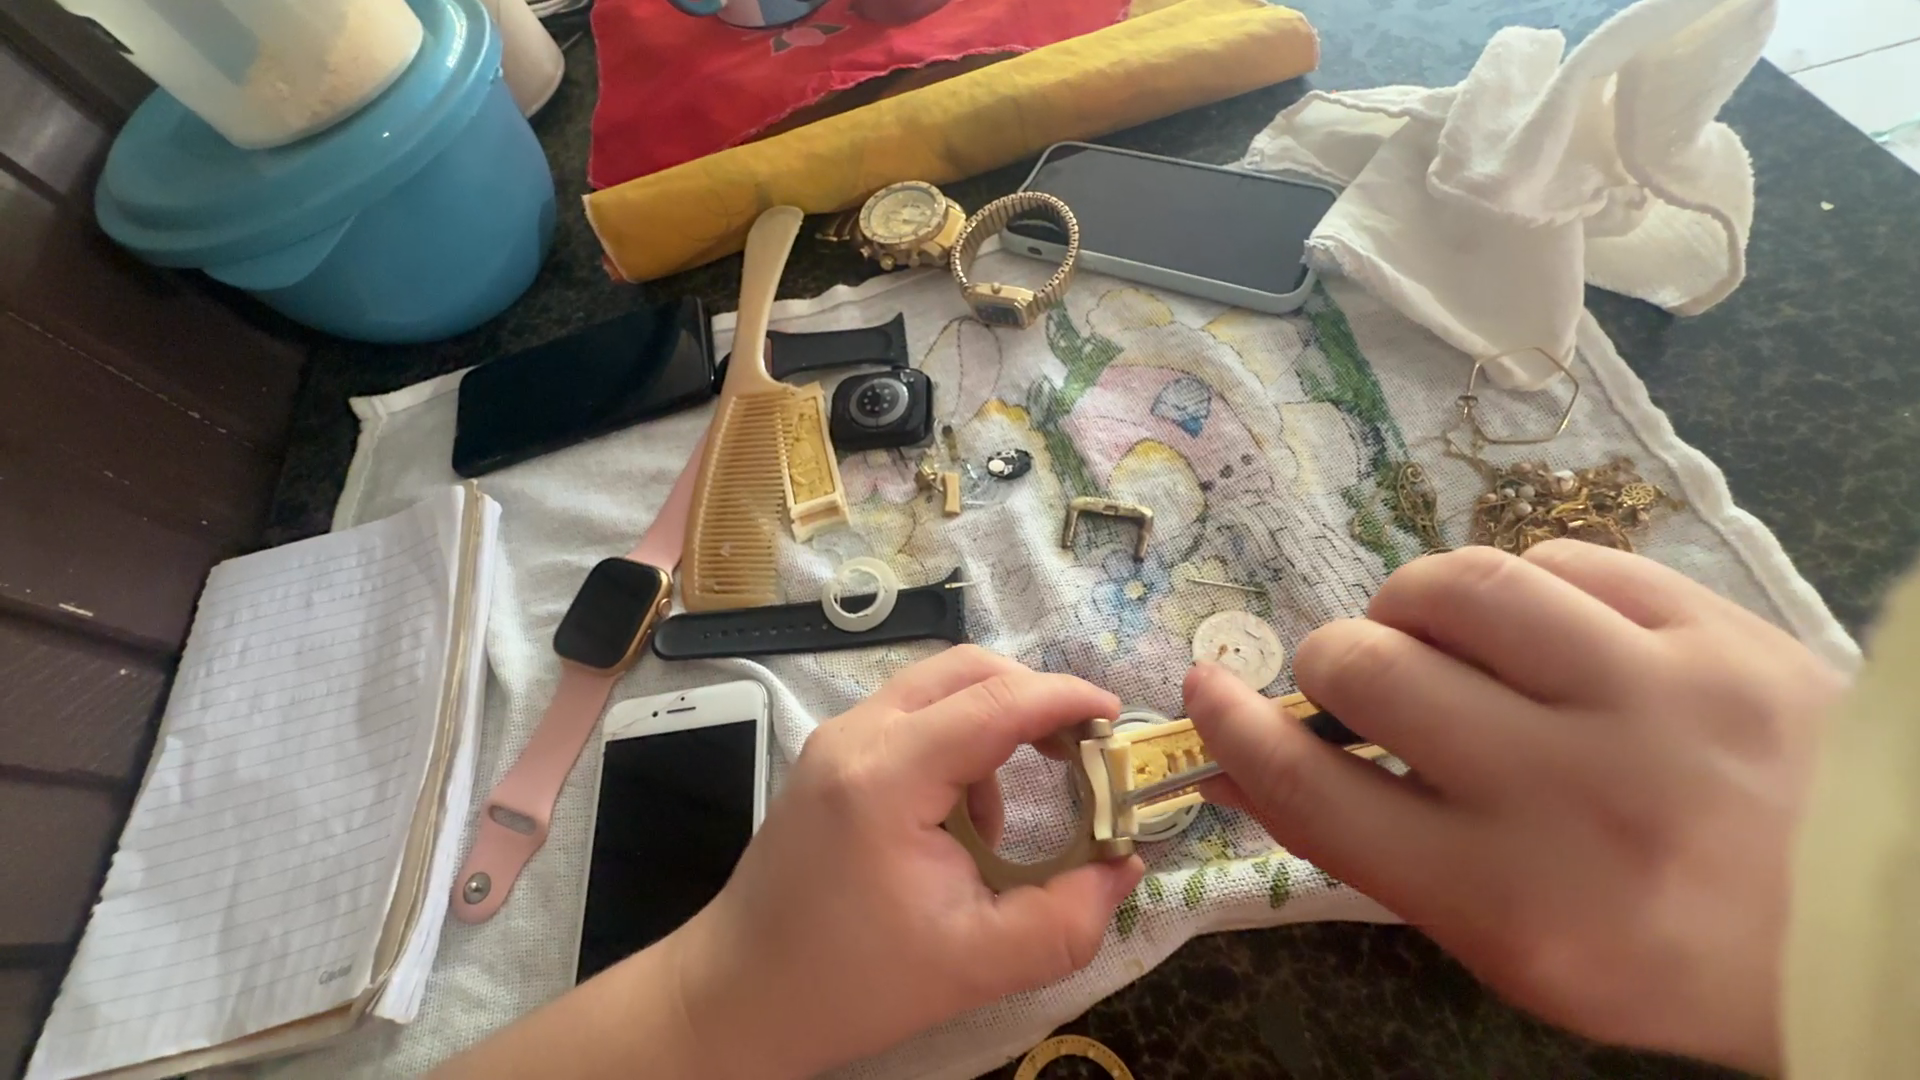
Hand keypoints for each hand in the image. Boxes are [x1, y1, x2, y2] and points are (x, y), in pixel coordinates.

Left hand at [673, 646, 1143, 1079]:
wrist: (740, 992)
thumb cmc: (851, 981)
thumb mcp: (976, 965)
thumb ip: (1067, 918)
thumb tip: (1123, 863)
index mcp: (887, 775)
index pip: (994, 703)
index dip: (1064, 699)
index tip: (1116, 718)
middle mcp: (858, 733)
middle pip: (967, 670)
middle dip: (1034, 696)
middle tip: (1080, 749)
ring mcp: (838, 734)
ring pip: (939, 684)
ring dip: (995, 718)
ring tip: (1012, 806)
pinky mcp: (834, 749)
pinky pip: (914, 713)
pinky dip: (959, 736)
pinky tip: (962, 812)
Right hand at [1185, 541, 1845, 1072]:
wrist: (1888, 934)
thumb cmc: (1654, 949)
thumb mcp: (1494, 932)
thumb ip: (1357, 841)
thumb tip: (1241, 760)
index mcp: (1509, 902)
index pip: (1312, 791)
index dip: (1234, 728)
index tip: (1205, 689)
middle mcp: (1572, 796)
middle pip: (1364, 667)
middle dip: (1334, 665)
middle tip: (1362, 685)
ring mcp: (1656, 700)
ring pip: (1452, 585)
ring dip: (1410, 606)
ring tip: (1435, 637)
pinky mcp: (1723, 631)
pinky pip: (1558, 560)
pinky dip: (1519, 590)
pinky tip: (1544, 632)